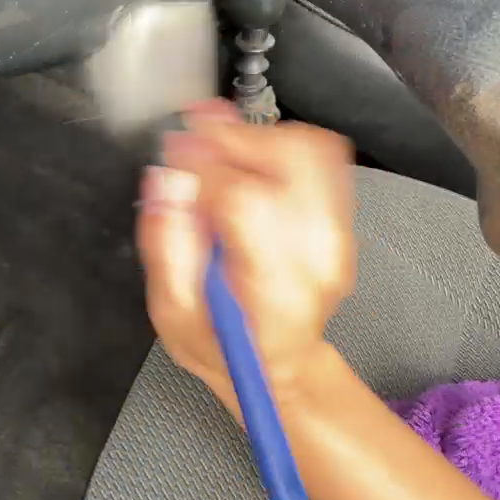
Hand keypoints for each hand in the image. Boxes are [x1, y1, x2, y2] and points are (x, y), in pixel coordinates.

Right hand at [135, 101, 356, 408]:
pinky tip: (242, 159)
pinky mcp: (336, 221)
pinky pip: (318, 159)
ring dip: (255, 138)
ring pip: (309, 149)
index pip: (245, 198)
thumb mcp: (171, 312)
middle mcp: (314, 254)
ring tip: (214, 147)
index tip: (173, 152)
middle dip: (234, 137)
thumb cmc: (220, 346)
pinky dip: (275, 147)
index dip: (202, 165)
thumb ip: (165, 247)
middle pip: (291, 160)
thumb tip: (163, 185)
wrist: (274, 364)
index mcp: (271, 285)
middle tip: (192, 135)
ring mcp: (333, 236)